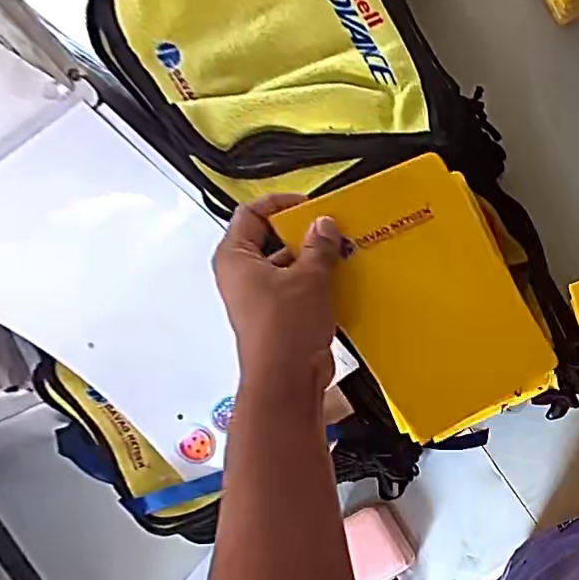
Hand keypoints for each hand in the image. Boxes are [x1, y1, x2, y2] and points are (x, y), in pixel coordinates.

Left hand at [213, 193, 342, 391]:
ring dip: (316, 264)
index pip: (252, 215)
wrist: (287, 374)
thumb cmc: (284, 327)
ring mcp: (262, 296)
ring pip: (289, 268)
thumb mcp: (309, 279)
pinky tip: (342, 285)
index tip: (310, 205)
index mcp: (235, 256)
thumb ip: (319, 248)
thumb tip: (324, 224)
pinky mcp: (281, 315)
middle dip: (305, 237)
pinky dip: (320, 286)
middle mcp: (243, 274)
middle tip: (334, 234)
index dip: (281, 205)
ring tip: (343, 260)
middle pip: (273, 241)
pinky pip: (300, 290)